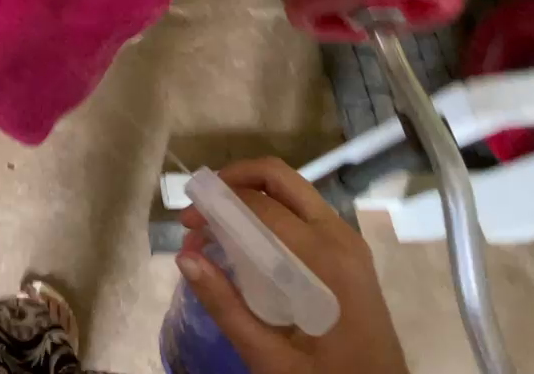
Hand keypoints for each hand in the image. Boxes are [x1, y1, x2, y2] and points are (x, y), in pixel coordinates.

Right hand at [175, 159, 408, 373]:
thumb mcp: (270, 359)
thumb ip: (226, 306)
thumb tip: (184, 257)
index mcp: (325, 260)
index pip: (261, 204)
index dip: (217, 203)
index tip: (187, 223)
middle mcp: (341, 237)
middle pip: (279, 177)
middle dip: (234, 180)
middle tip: (203, 205)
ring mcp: (348, 242)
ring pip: (291, 190)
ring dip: (251, 194)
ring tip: (219, 223)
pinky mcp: (349, 253)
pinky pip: (303, 211)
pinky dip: (270, 210)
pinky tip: (248, 240)